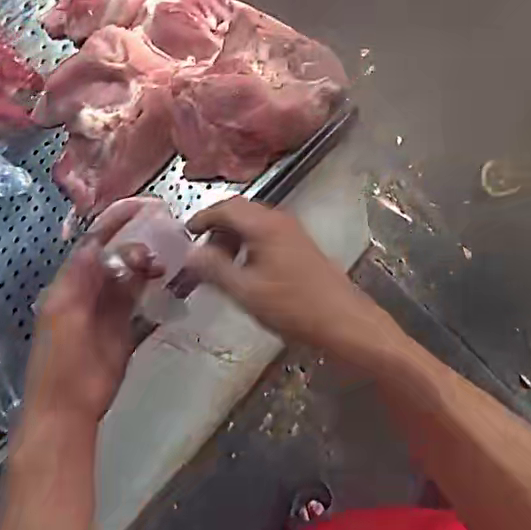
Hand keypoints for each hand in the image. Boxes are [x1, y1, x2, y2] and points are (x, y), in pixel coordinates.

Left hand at [22, 200, 157, 423]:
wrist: (65, 410)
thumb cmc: (59, 361)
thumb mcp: (64, 313)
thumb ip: (80, 276)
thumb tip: (97, 242)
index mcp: (71, 281)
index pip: (95, 241)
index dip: (116, 222)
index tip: (142, 206)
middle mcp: (90, 288)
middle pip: (116, 253)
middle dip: (137, 239)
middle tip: (163, 232)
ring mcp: (108, 307)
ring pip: (130, 273)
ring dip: (147, 261)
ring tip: (167, 256)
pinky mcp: (124, 326)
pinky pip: (139, 297)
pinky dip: (153, 284)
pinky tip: (168, 278)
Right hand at [182, 197, 401, 366]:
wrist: (345, 322)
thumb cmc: (294, 307)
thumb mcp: (246, 292)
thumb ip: (215, 270)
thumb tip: (190, 253)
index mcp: (264, 225)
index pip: (225, 207)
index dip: (202, 217)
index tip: (185, 233)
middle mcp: (278, 219)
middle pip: (239, 210)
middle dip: (215, 226)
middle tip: (199, 249)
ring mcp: (292, 230)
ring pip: (252, 222)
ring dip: (232, 235)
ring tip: (219, 263)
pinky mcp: (300, 244)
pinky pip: (265, 232)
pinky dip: (247, 242)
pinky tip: (244, 268)